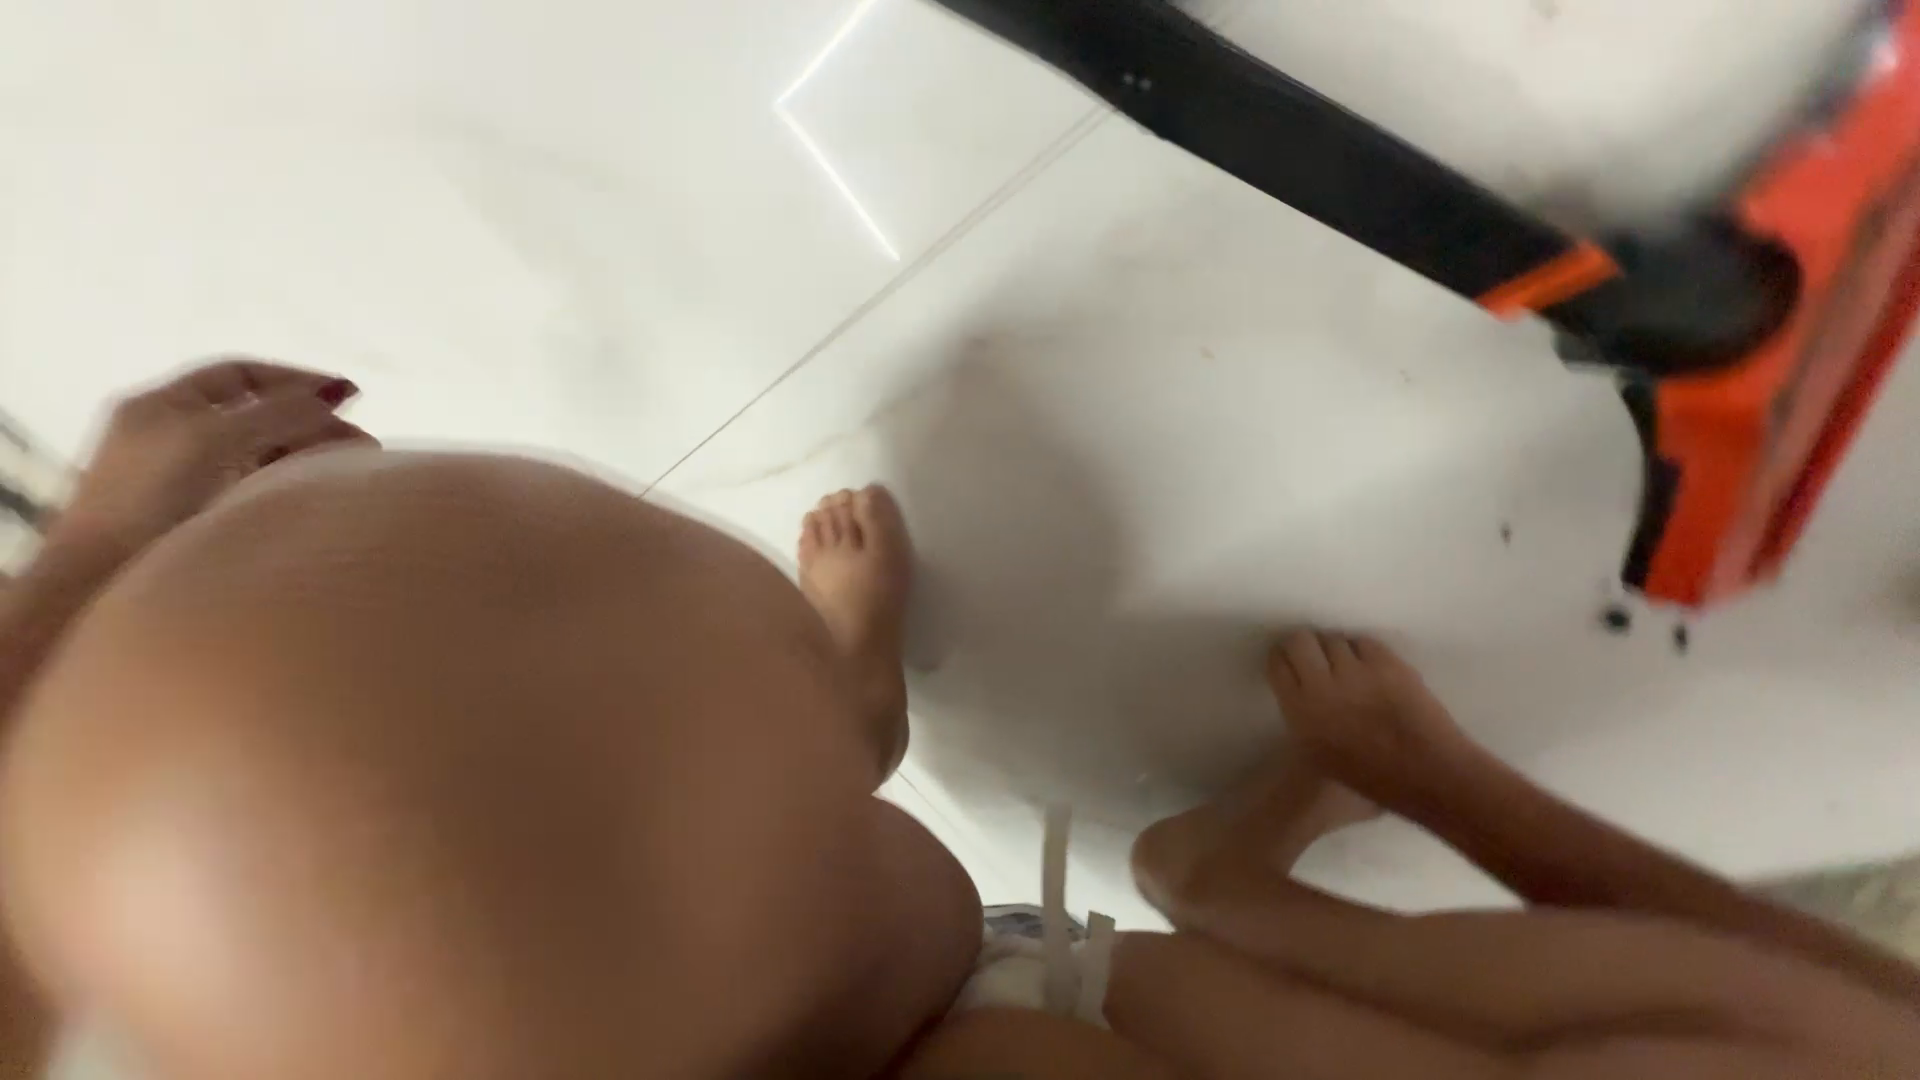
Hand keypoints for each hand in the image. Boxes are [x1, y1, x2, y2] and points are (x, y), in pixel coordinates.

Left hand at [48, 358, 375, 557]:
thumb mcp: (214, 436)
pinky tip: (327, 491)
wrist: (107, 577)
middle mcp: (182, 434)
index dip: (297, 379)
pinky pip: (269, 484)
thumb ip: (278, 411)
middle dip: (317, 423)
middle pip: (264, 415)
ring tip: (355, 469)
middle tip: (364, 443)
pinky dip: (302, 481)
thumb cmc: (152, 495)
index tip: (350, 396)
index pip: (242, 375)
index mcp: (166, 405)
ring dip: (316, 454)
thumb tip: (337, 395)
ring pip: (272, 451)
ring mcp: (198, 477)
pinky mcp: (216, 512)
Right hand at [1265, 629, 1478, 801]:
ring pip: (1333, 639)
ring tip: (1346, 663)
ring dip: (1335, 649)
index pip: (1278, 663)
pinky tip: (1369, 666)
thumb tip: (1297, 685)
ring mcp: (1358, 671)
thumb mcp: (1314, 751)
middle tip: (1313, 655)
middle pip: (1299, 640)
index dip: (1283, 658)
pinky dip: (1362, 651)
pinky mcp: (1388, 664)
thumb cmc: (1369, 775)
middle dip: (1303, 645)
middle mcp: (1323, 685)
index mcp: (1300, 711)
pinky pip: (1364, 643)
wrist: (1428, 774)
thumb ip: (1299, 713)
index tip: (1290, 663)